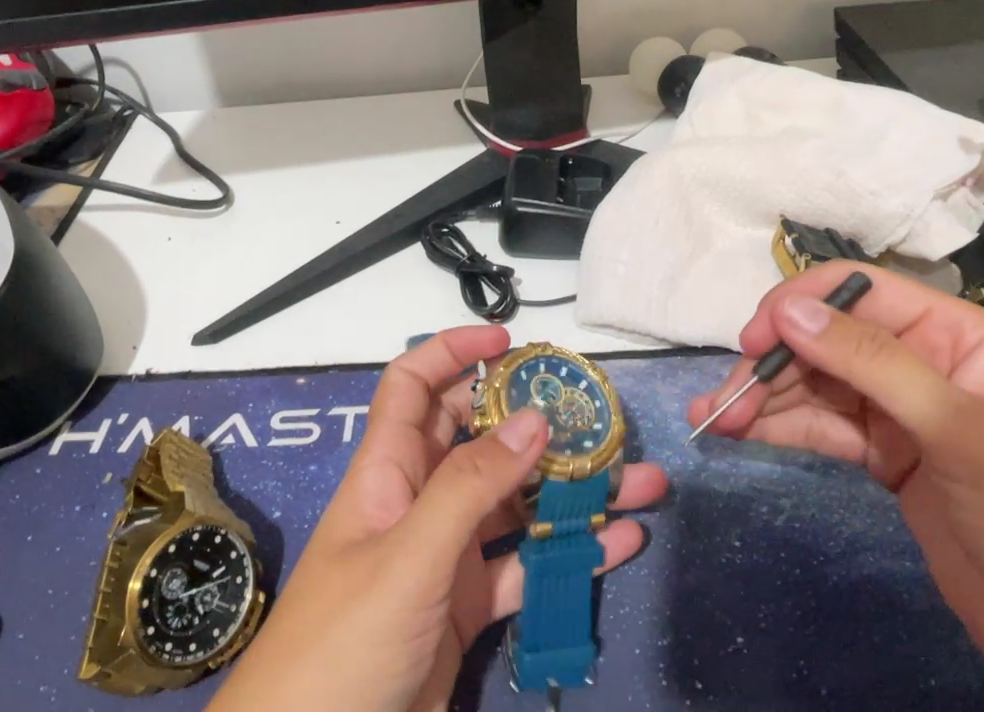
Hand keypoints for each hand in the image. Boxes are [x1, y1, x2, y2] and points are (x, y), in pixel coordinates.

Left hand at [211, 326, 668, 711]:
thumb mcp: (407, 558)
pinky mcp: (466, 606)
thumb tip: (534, 419)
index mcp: (388, 472)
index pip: (413, 386)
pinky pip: (524, 568)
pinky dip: (569, 555)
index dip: (453, 351)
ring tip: (639, 480)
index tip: (510, 341)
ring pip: (513, 505)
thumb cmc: (344, 642)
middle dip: (534, 422)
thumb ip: (470, 489)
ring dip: (571, 491)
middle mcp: (418, 503)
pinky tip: (622, 543)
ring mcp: (445, 556)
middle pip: (478, 440)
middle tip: (597, 416)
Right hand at [688, 261, 983, 711]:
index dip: (801, 305)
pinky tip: (738, 432)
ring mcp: (903, 417)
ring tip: (715, 416)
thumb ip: (873, 364)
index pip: (860, 292)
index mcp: (955, 337)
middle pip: (828, 339)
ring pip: (816, 385)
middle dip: (773, 358)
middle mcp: (923, 366)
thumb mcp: (963, 432)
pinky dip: (779, 428)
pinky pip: (822, 430)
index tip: (753, 339)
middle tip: (728, 396)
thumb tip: (791, 310)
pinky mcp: (888, 462)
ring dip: (764, 395)